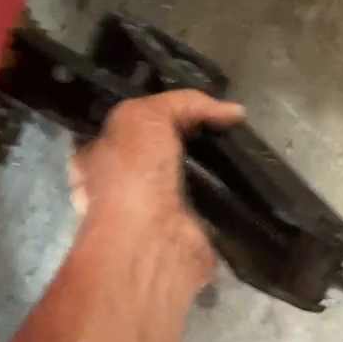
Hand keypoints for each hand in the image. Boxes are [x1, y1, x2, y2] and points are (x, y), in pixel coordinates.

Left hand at [67, 89, 243, 310]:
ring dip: (214, 164)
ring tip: (241, 144)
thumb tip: (233, 110)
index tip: (193, 101)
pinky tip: (246, 174)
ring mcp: (157, 210)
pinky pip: (214, 201)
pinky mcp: (190, 229)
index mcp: (96, 156)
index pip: (126, 125)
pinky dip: (231, 190)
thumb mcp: (143, 116)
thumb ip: (183, 103)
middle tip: (223, 121)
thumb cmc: (131, 174)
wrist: (152, 240)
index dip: (157, 109)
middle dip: (191, 136)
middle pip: (163, 149)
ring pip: (191, 174)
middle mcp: (123, 184)